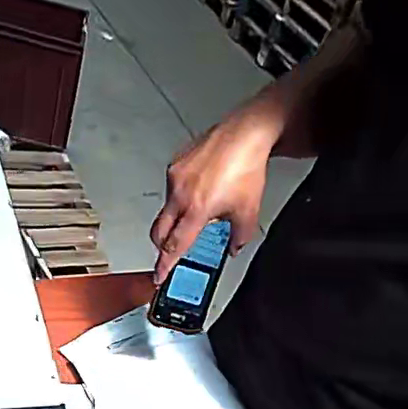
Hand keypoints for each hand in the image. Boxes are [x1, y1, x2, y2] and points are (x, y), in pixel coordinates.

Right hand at [149, 101, 282, 281]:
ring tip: (197, 209)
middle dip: (162, 245)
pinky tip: (197, 190)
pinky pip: (171, 188)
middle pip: (159, 231)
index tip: (159, 276)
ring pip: (166, 210)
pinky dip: (180, 196)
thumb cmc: (247, 166)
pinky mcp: (175, 164)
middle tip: (169, 251)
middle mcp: (181, 194)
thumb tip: (234, 249)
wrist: (247, 132)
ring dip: (176, 218)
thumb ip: (240, 237)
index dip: (165, 264)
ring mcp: (175, 177)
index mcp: (197, 209)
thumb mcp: (248, 211)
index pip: (175, 245)